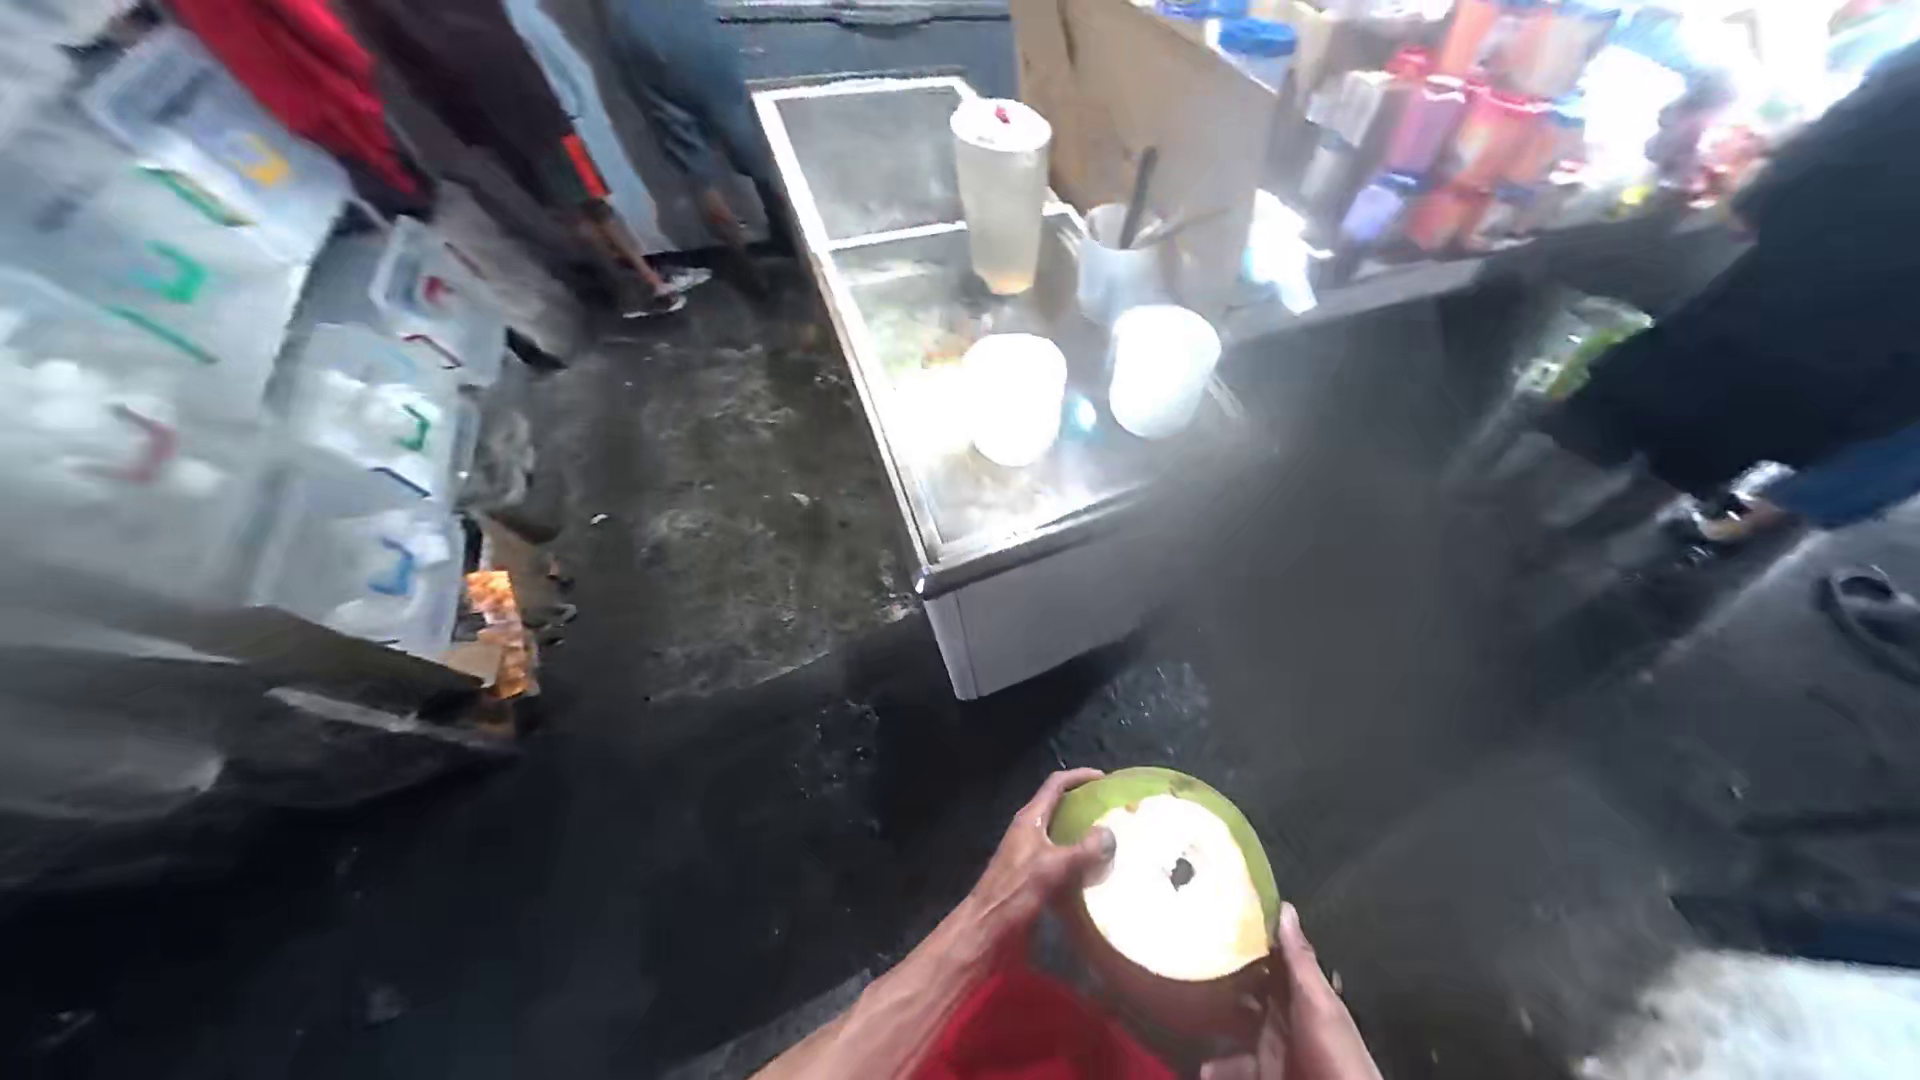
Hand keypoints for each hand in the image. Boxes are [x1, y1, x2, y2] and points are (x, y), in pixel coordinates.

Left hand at [956, 769, 1116, 949]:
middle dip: (1084, 802)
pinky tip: (1094, 868)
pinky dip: (1077, 852)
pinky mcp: (1031, 871)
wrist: (987, 927)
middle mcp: (1028, 828)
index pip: (1056, 784)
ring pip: (1060, 829)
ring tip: (1109, 837)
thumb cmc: (1016, 892)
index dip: (1080, 777)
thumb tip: (1109, 833)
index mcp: (1031, 818)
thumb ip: (1083, 850)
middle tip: (1112, 810)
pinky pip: (1059, 852)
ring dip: (1082, 829)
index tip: (1104, 779)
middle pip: (1059, 804)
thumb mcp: (1053, 868)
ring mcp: (1028, 849)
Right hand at [1201, 903, 1383, 1079]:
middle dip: (1217, 973)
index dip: (1244, 932)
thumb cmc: (1335, 1059)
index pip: (1270, 953)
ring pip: (1233, 1024)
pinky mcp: (1265, 1073)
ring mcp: (1273, 1047)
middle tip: (1184, 956)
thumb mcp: (1319, 1006)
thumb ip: (1299, 961)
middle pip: (1245, 985)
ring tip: (1182, 1011)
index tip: (1210, 910)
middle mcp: (1284, 1015)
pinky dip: (1216, 1066)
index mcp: (1299, 992)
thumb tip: (1284, 906)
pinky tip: (1201, 1068)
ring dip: (1209, 1020)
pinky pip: (1233, 1064)